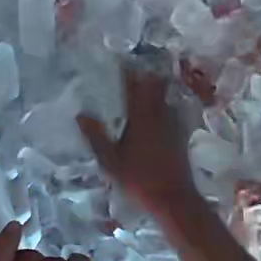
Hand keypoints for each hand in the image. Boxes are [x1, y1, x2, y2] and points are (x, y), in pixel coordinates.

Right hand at [78, 63, 198, 215]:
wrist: (174, 198)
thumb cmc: (139, 179)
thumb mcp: (110, 161)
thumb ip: (96, 136)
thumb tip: (81, 114)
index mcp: (141, 117)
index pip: (134, 86)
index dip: (127, 72)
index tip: (119, 61)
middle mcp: (160, 115)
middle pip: (154, 86)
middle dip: (144, 76)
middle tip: (132, 71)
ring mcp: (173, 124)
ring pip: (164, 98)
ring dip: (154, 90)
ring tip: (141, 89)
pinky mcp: (180, 135)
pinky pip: (170, 112)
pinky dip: (161, 107)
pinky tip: (155, 115)